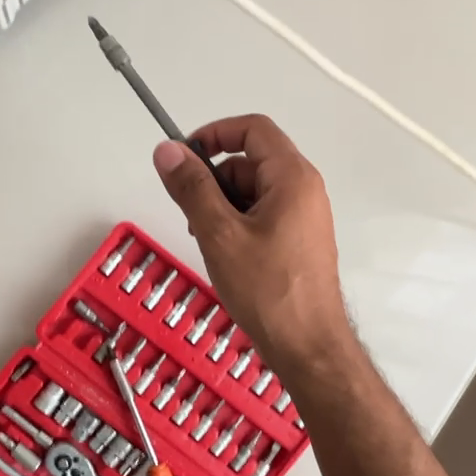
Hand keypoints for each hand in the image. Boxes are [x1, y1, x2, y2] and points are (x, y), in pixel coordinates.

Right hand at [154, 115, 349, 368]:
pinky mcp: (299, 242)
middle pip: (250, 161)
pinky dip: (237, 225)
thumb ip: (192, 188)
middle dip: (214, 179)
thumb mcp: (219, 234)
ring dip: (222, 206)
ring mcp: (304, 217)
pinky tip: (225, 257)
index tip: (183, 159)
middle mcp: (304, 190)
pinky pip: (262, 216)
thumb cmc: (266, 289)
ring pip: (253, 192)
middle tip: (192, 215)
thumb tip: (167, 150)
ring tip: (208, 242)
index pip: (253, 128)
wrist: (308, 347)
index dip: (214, 133)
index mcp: (292, 177)